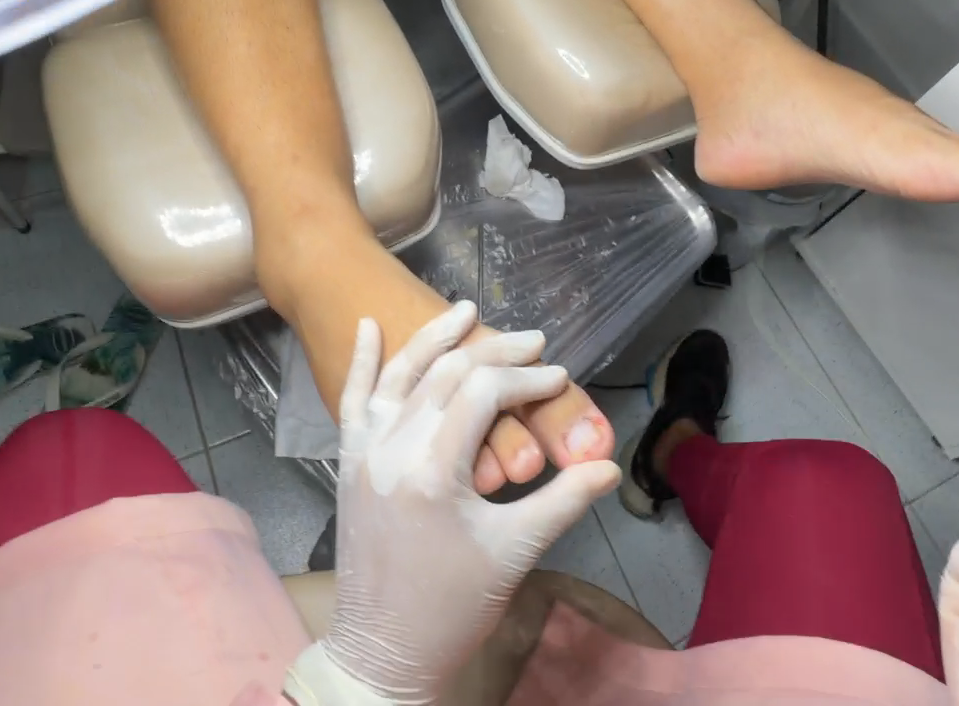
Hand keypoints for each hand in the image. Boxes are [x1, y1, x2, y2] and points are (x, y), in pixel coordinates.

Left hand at [285, 302, 621, 704]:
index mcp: (433, 469)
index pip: (485, 394)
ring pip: (401, 374)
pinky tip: (369, 325)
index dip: (527, 378)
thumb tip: (611, 465)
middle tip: (535, 340)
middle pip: (448, 374)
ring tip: (468, 307)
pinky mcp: (348, 460)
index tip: (559, 376)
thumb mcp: (515, 552)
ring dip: (435, 337)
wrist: (383, 651)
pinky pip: (352, 400)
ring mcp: (364, 451)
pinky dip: (362, 360)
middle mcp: (393, 447)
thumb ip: (563, 501)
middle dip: (496, 351)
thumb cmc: (454, 605)